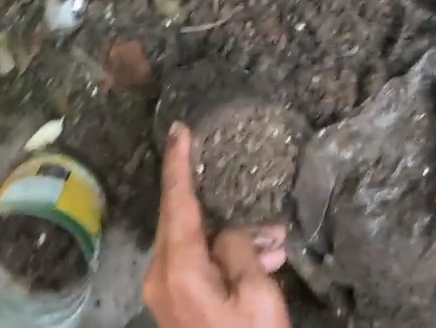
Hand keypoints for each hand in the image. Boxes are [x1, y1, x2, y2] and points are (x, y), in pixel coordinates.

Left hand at [142, 124, 291, 327]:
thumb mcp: (258, 299)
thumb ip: (238, 250)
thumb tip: (227, 233)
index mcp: (178, 269)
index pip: (176, 201)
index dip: (178, 162)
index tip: (178, 129)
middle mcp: (161, 275)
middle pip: (183, 219)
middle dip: (216, 201)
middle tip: (242, 183)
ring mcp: (165, 293)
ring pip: (195, 242)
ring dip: (229, 235)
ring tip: (274, 239)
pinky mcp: (176, 306)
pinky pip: (197, 264)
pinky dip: (224, 256)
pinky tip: (261, 259)